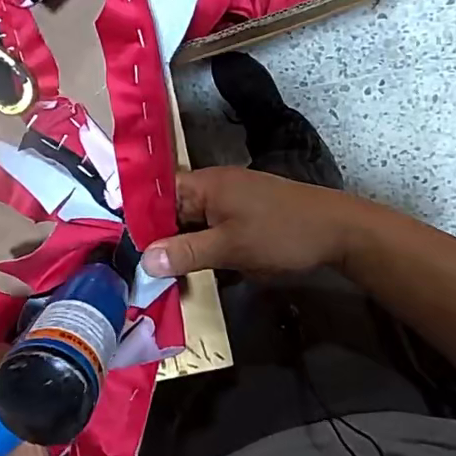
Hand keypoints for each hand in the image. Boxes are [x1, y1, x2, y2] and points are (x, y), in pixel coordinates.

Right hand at [139, 166, 376, 277]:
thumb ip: (186, 252)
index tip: (116, 244)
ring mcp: (229, 201)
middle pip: (171, 209)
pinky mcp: (242, 217)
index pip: (156, 194)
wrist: (339, 232)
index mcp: (205, 184)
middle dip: (153, 235)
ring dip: (175, 244)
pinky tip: (185, 268)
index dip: (135, 217)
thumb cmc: (283, 232)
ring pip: (189, 222)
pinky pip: (208, 229)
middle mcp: (213, 187)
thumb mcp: (231, 247)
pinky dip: (196, 246)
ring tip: (150, 271)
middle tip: (130, 266)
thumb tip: (144, 260)